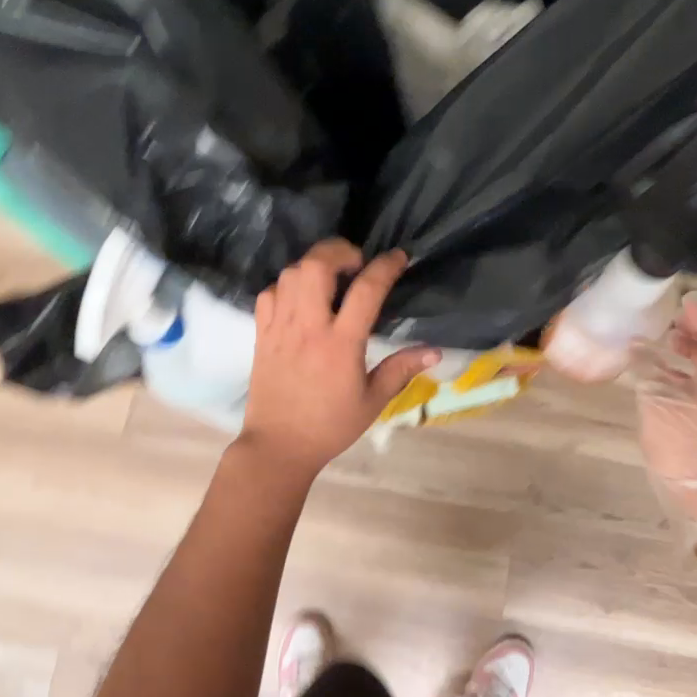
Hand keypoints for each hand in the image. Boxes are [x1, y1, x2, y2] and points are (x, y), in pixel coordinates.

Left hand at [238, 240, 439, 476]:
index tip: (399, 258)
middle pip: (317, 265)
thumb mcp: (373, 401)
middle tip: (357, 262)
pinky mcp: (261, 334)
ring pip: (291, 273)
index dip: (386, 266)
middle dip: (340, 250)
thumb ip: (401, 370)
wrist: (278, 446)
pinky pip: (269, 292)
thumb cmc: (330, 426)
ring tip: (331, 278)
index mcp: (341, 344)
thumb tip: (435, 351)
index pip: (366, 289)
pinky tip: (300, 298)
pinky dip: (286, 285)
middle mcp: (308, 327)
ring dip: (313, 265)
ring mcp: (280, 328)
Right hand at [634, 299, 696, 546]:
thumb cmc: (679, 439)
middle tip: (672, 323)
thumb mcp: (656, 397)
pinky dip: (682, 373)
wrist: (694, 489)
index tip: (684, 304)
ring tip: (665, 344)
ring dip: (690, 353)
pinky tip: (659, 376)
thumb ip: (647, 366)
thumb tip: (637, 344)